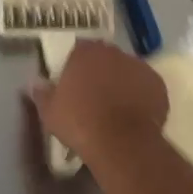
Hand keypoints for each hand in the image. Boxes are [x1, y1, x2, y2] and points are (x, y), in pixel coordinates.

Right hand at [27, 40, 168, 161]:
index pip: (78, 50)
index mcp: (85, 52)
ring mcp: (139, 66)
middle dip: (100, 72)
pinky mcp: (158, 84)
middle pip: (105, 58)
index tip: (73, 83)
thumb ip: (42, 93)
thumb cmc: (79, 123)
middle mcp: (113, 52)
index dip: (76, 66)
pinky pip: (145, 86)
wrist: (121, 143)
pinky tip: (134, 114)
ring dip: (121, 82)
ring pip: (127, 71)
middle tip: (93, 95)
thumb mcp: (50, 112)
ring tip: (115, 108)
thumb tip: (34, 83)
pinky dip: (140, 95)